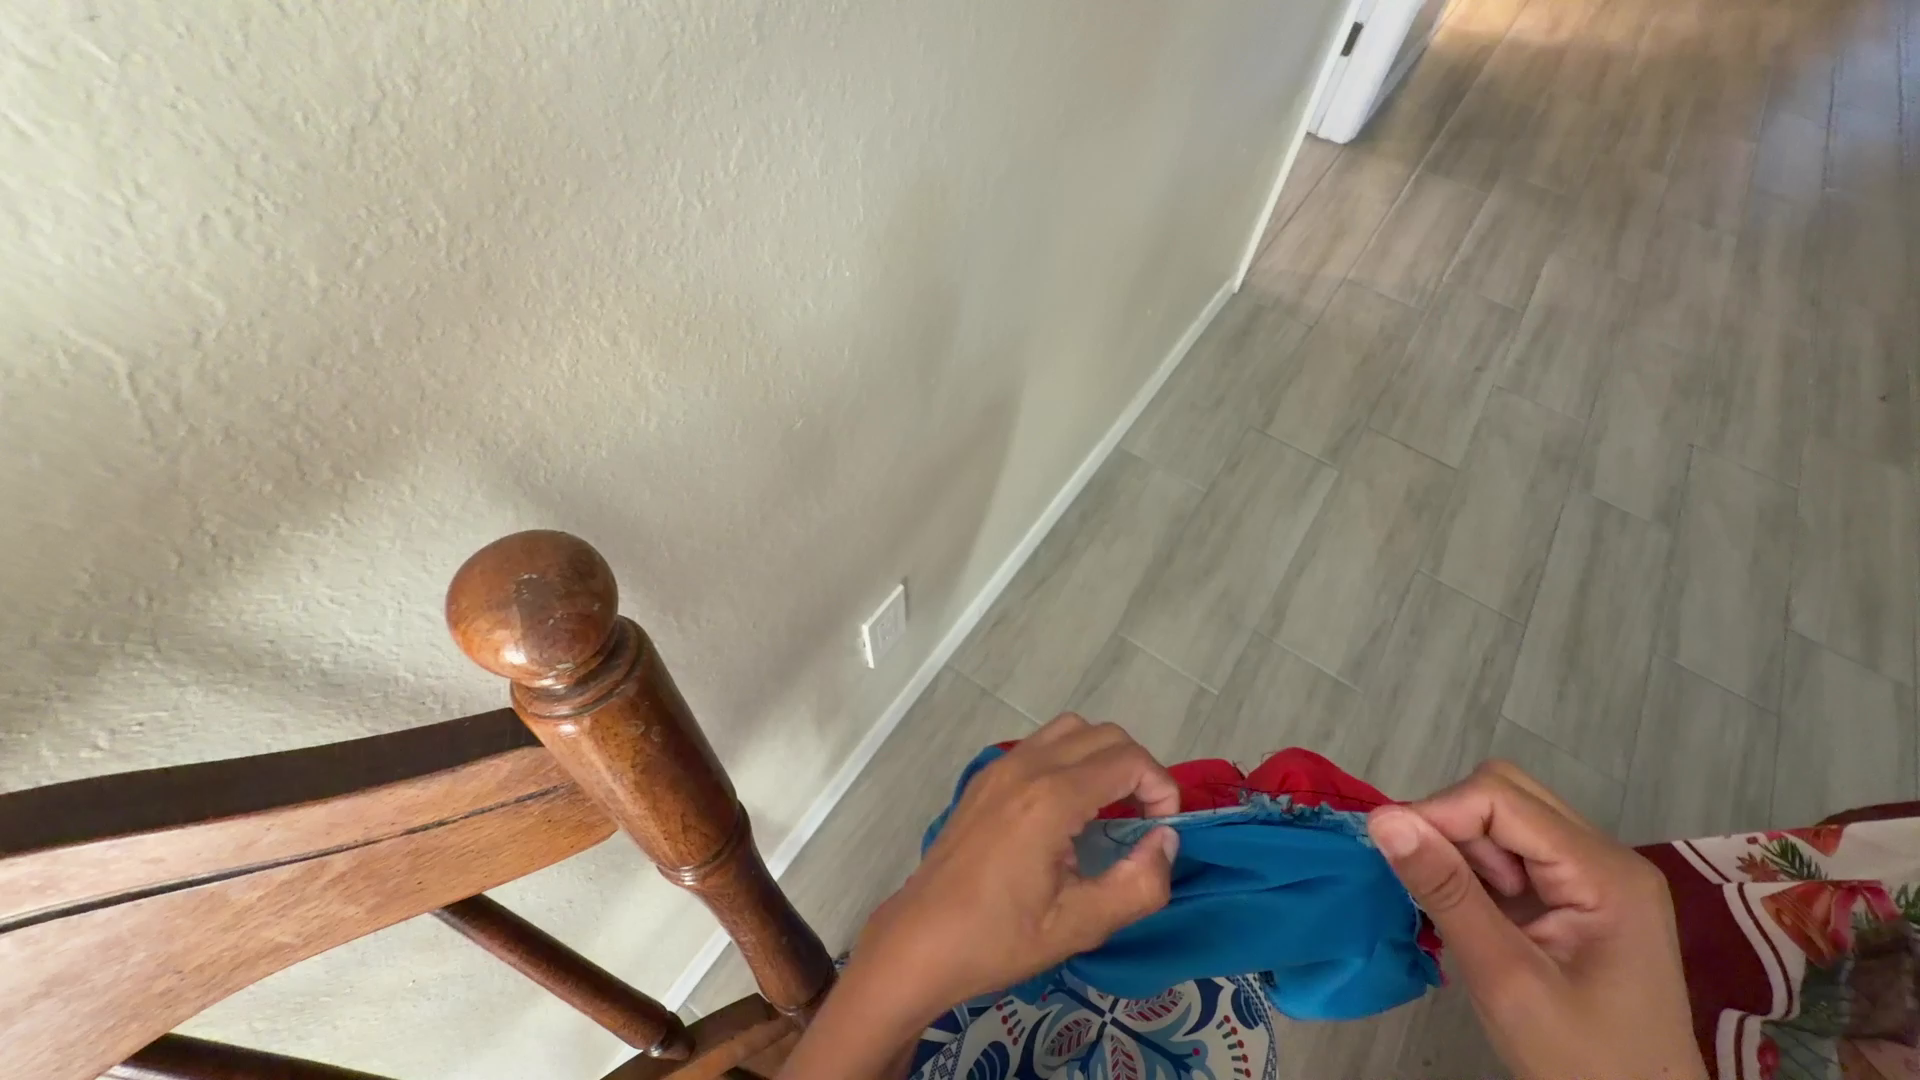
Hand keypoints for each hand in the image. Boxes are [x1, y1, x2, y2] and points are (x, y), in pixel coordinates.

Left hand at [853, 713, 1181, 1016]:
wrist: (920, 940)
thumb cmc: (999, 938)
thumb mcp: (1081, 925)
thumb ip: (1139, 883)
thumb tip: (1166, 841)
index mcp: (1051, 798)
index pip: (1128, 760)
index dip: (1162, 788)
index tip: (1163, 831)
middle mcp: (1026, 766)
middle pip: (1104, 734)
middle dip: (1137, 769)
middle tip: (1144, 821)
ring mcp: (1000, 767)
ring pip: (1070, 730)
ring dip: (1102, 757)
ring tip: (1109, 810)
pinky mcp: (984, 778)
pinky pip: (1040, 745)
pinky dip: (1069, 759)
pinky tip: (1066, 812)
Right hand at [1367, 761, 1705, 1079]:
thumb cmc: (1580, 1061)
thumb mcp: (1504, 978)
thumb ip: (1445, 891)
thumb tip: (1381, 818)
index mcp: (1605, 873)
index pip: (1498, 797)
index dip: (1438, 814)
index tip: (1399, 859)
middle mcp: (1606, 857)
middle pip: (1503, 794)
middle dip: (1453, 827)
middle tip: (1442, 889)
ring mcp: (1595, 875)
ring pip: (1502, 815)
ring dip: (1464, 849)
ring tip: (1469, 911)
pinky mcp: (1578, 893)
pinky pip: (1510, 847)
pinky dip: (1477, 867)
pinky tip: (1482, 915)